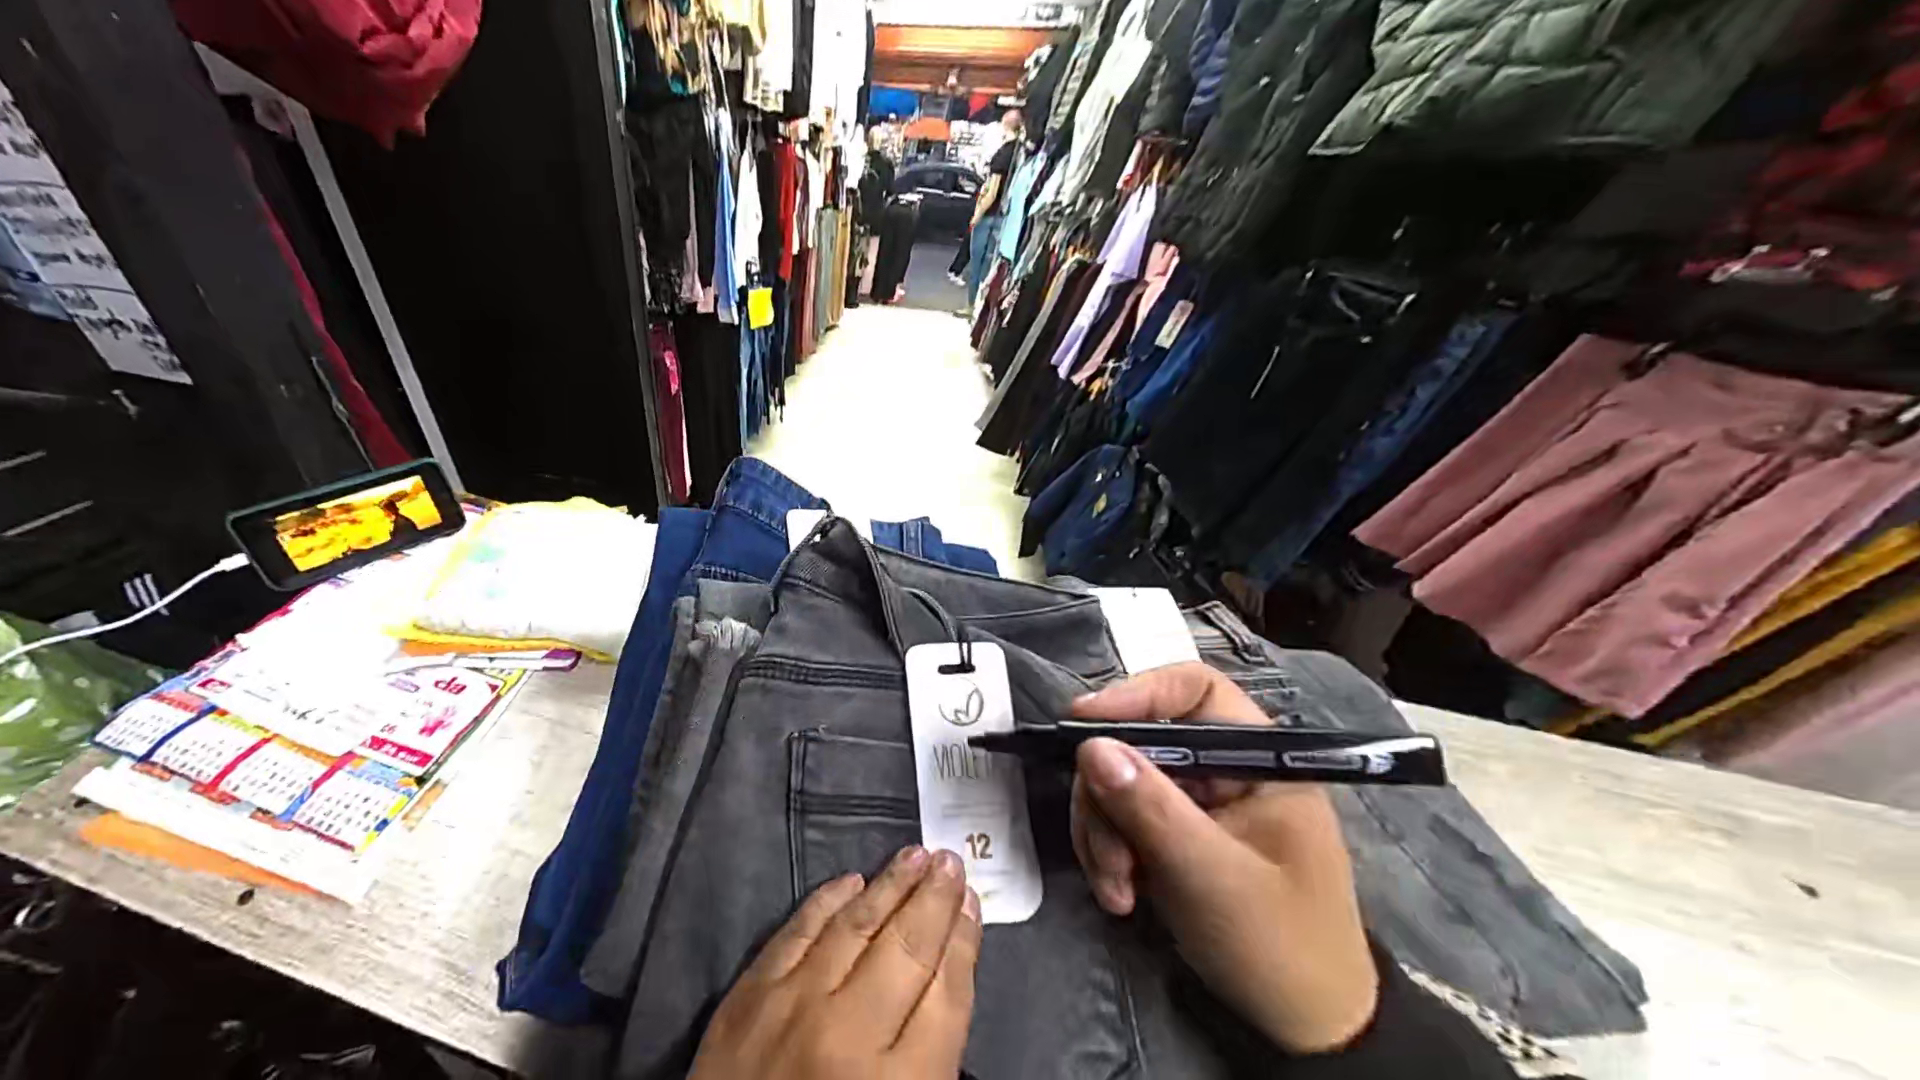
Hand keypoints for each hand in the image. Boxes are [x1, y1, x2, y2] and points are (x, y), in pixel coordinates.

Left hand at [688, 846, 981, 1079]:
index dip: (964, 941)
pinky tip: (851, 879)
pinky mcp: (747, 998)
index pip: (946, 993)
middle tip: (950, 860)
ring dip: (891, 884)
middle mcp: (848, 1036)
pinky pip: (797, 930)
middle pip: (908, 947)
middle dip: (936, 898)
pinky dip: (826, 900)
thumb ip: (931, 1054)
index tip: (972, 902)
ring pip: (856, 926)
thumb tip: (947, 969)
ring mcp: (793, 1009)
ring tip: (915, 855)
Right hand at [1070, 663, 1378, 1053]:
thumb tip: (1091, 746)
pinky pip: (1121, 815)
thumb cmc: (1279, 947)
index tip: (1082, 722)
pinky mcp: (1175, 828)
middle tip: (1107, 853)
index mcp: (1258, 757)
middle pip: (1140, 738)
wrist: (1303, 1027)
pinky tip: (1121, 894)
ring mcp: (1197, 797)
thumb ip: (1151, 808)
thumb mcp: (1211, 878)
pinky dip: (1109, 850)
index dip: (1137, 693)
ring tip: (1117, 889)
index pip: (1194, 688)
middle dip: (1109, 794)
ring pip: (1121, 778)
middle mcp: (1224, 765)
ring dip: (1104, 832)